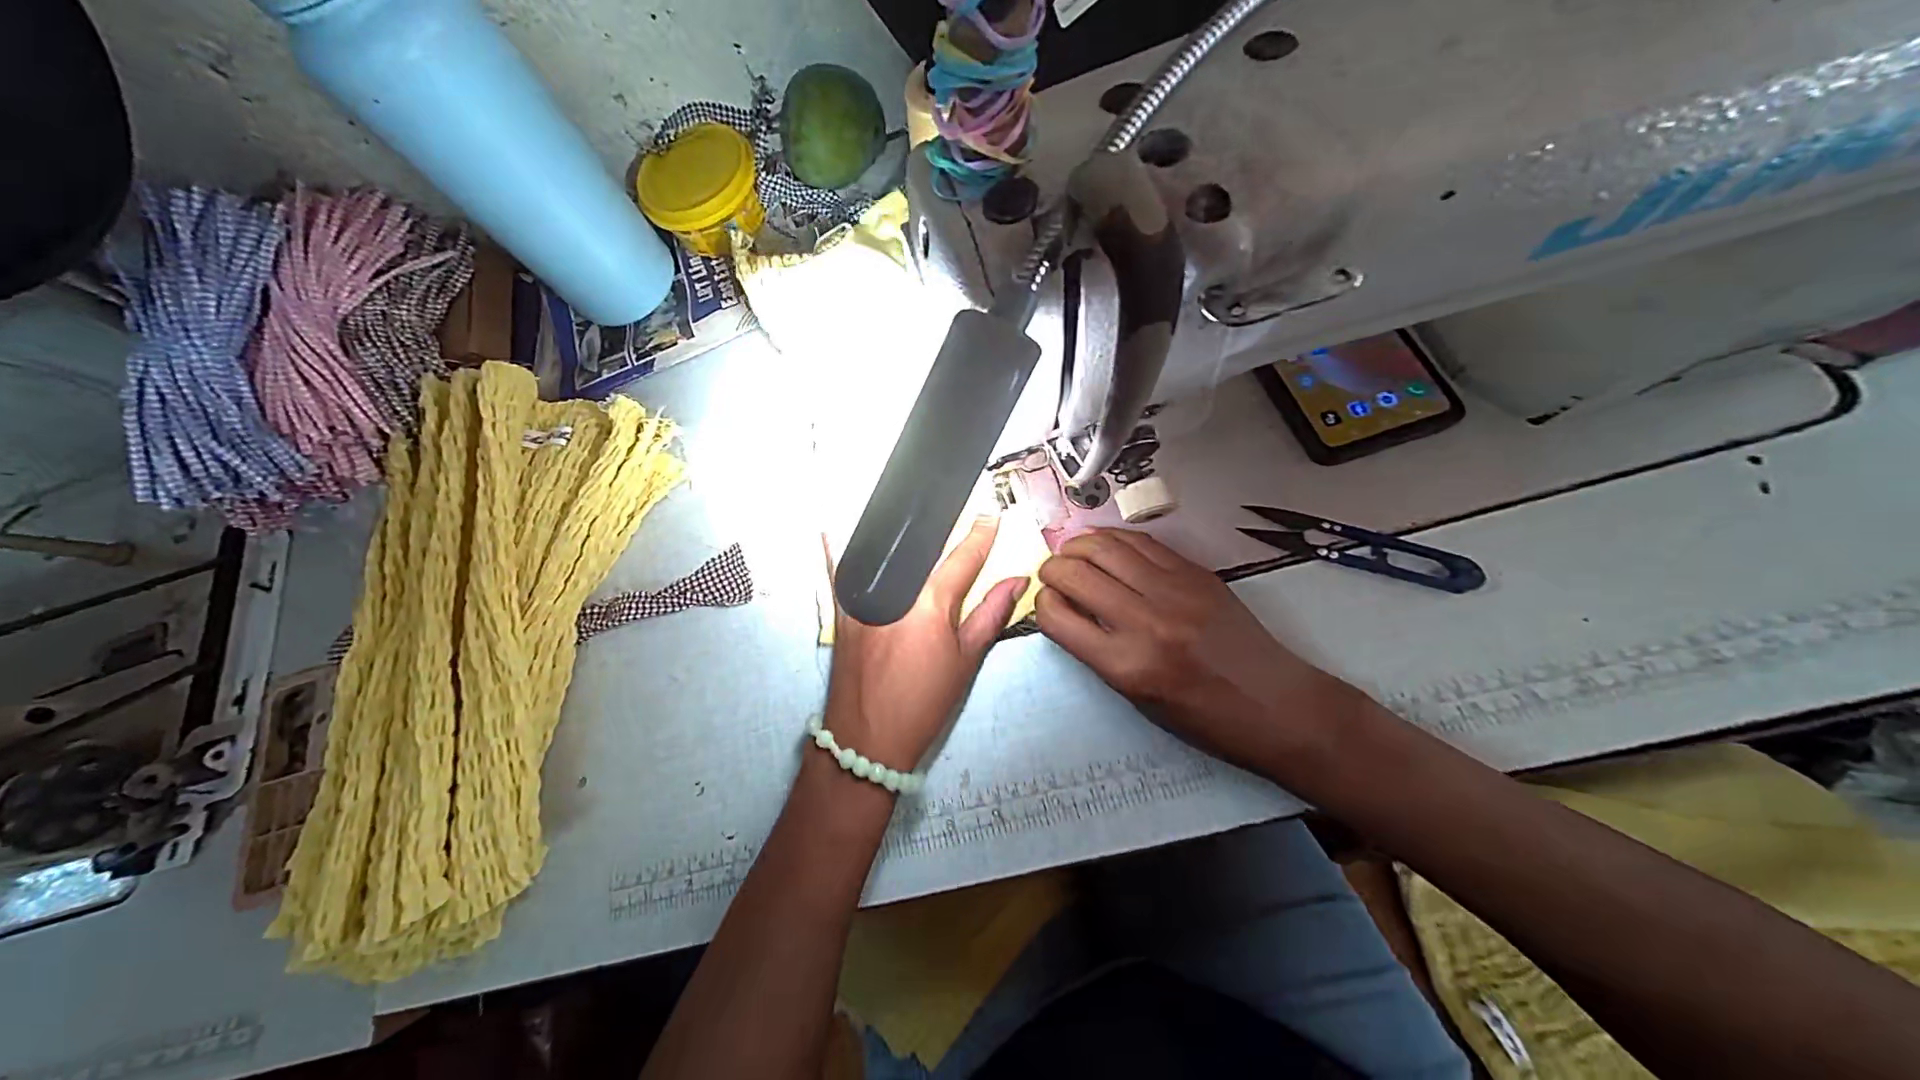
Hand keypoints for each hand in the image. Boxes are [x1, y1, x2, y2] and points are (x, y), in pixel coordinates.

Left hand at [824, 515, 1028, 776]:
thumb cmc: (921, 705)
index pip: (962, 558)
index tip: (989, 516)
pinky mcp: (841, 610)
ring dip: (899, 530)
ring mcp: (863, 599)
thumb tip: (1016, 583)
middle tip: (953, 507)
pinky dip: (839, 546)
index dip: (980, 535)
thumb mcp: (965, 662)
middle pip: (920, 545)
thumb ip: (989, 615)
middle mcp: (894, 592)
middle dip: (939, 523)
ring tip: (913, 514)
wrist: (866, 739)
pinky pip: (841, 568)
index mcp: (931, 605)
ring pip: (883, 549)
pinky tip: (836, 526)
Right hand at [1035, 528, 1355, 771]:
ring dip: (1077, 546)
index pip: (1057, 616)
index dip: (1041, 604)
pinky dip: (1113, 539)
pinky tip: (1105, 546)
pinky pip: (1140, 542)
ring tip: (1073, 555)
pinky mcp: (1195, 573)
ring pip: (1104, 546)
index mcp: (1126, 665)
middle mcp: (1146, 621)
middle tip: (1053, 575)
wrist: (1275, 704)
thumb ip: (1097, 650)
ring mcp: (1174, 590)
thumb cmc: (1202, 716)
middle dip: (1052, 570)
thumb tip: (1067, 609)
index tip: (1047, 604)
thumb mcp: (1135, 697)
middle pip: (1074, 573)